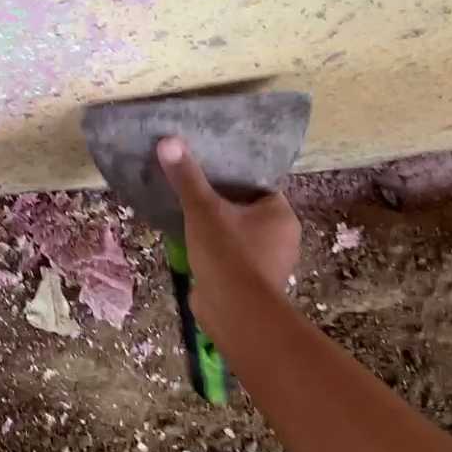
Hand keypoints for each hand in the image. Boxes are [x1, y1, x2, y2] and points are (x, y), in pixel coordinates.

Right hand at [157, 137, 301, 324]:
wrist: (235, 311)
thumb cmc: (228, 253)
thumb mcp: (202, 209)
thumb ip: (187, 177)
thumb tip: (169, 141)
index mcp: (281, 215)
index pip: (257, 186)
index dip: (232, 176)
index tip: (205, 169)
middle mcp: (282, 237)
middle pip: (246, 209)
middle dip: (219, 201)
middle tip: (189, 187)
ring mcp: (267, 261)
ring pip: (237, 233)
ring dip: (214, 226)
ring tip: (184, 212)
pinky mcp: (250, 281)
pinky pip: (230, 254)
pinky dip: (212, 248)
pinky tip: (189, 242)